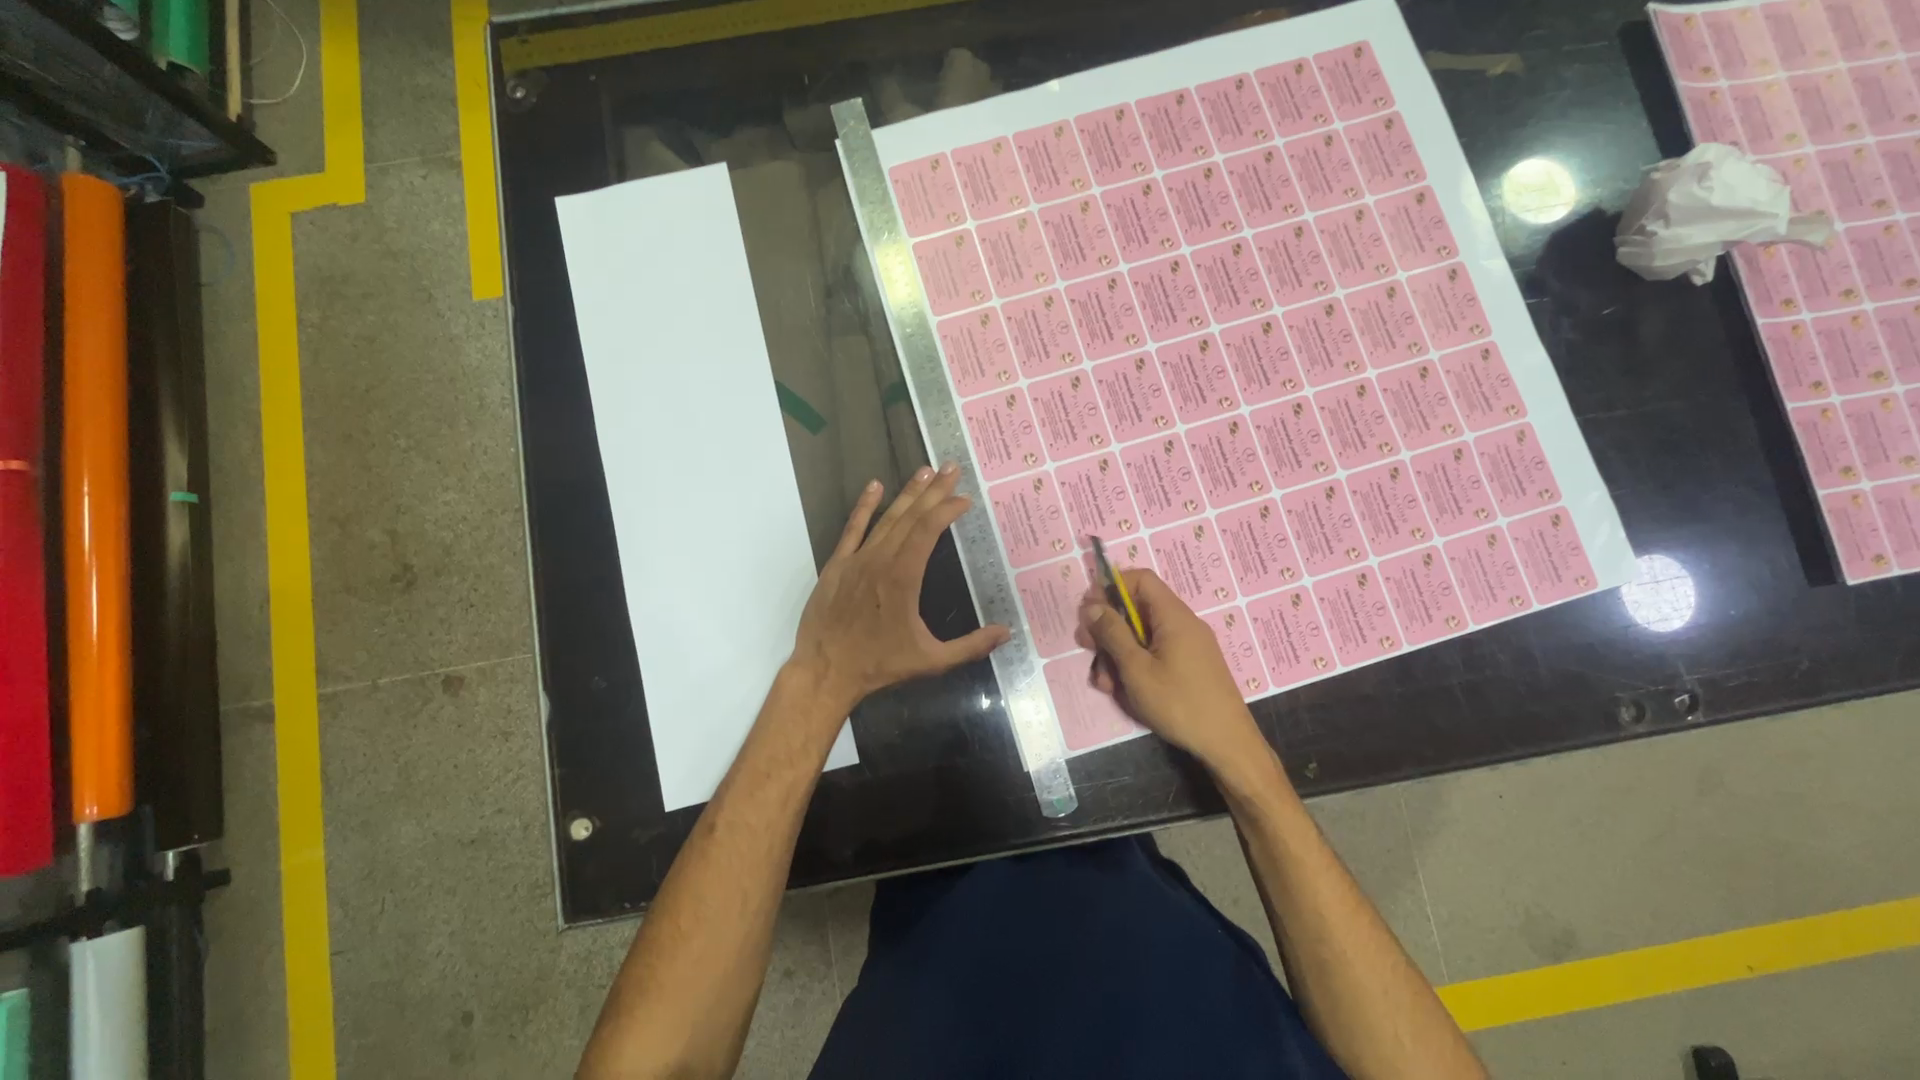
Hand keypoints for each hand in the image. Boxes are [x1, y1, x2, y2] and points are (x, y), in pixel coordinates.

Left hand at [790, 463, 1011, 714]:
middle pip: (910, 517)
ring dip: (906, 494)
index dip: (947, 510)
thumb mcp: (931, 660)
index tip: (965, 499)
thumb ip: (970, 646)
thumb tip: (1006, 633)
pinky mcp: (837, 566)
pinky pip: (852, 529)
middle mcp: (880, 560)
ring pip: (885, 518)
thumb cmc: (879, 665)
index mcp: (903, 577)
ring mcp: (856, 560)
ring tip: (925, 471)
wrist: (825, 671)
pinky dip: (864, 506)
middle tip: (952, 468)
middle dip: (933, 491)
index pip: (928, 531)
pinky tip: (874, 486)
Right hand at [1075, 569, 1267, 774]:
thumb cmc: (1179, 703)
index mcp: (1173, 616)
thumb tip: (1092, 605)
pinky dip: (1135, 665)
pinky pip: (1155, 653)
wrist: (1226, 743)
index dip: (1111, 587)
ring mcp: (1187, 646)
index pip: (1140, 579)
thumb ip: (1112, 634)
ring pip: (1143, 636)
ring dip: (1117, 653)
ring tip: (1104, 682)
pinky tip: (1122, 690)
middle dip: (1108, 626)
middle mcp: (1182, 624)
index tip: (1089, 609)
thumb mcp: (1136, 669)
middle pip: (1138, 609)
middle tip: (1086, 647)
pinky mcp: (1189, 666)